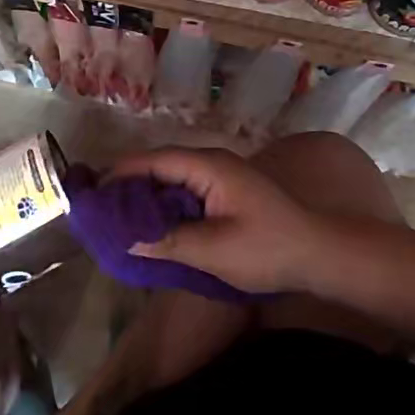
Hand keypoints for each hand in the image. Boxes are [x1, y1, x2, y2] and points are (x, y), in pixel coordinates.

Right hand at [107, 146, 325, 293]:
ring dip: (149, 196)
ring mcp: (222, 178)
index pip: (155, 160)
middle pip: (161, 166)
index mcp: (209, 167)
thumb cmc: (269, 249)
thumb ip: (169, 242)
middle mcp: (213, 164)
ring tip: (119, 217)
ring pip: (174, 179)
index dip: (122, 172)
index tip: (93, 188)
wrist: (321, 254)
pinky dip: (167, 205)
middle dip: (130, 184)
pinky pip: (187, 192)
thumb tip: (126, 240)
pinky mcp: (228, 194)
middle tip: (100, 207)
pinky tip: (154, 226)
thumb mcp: (215, 251)